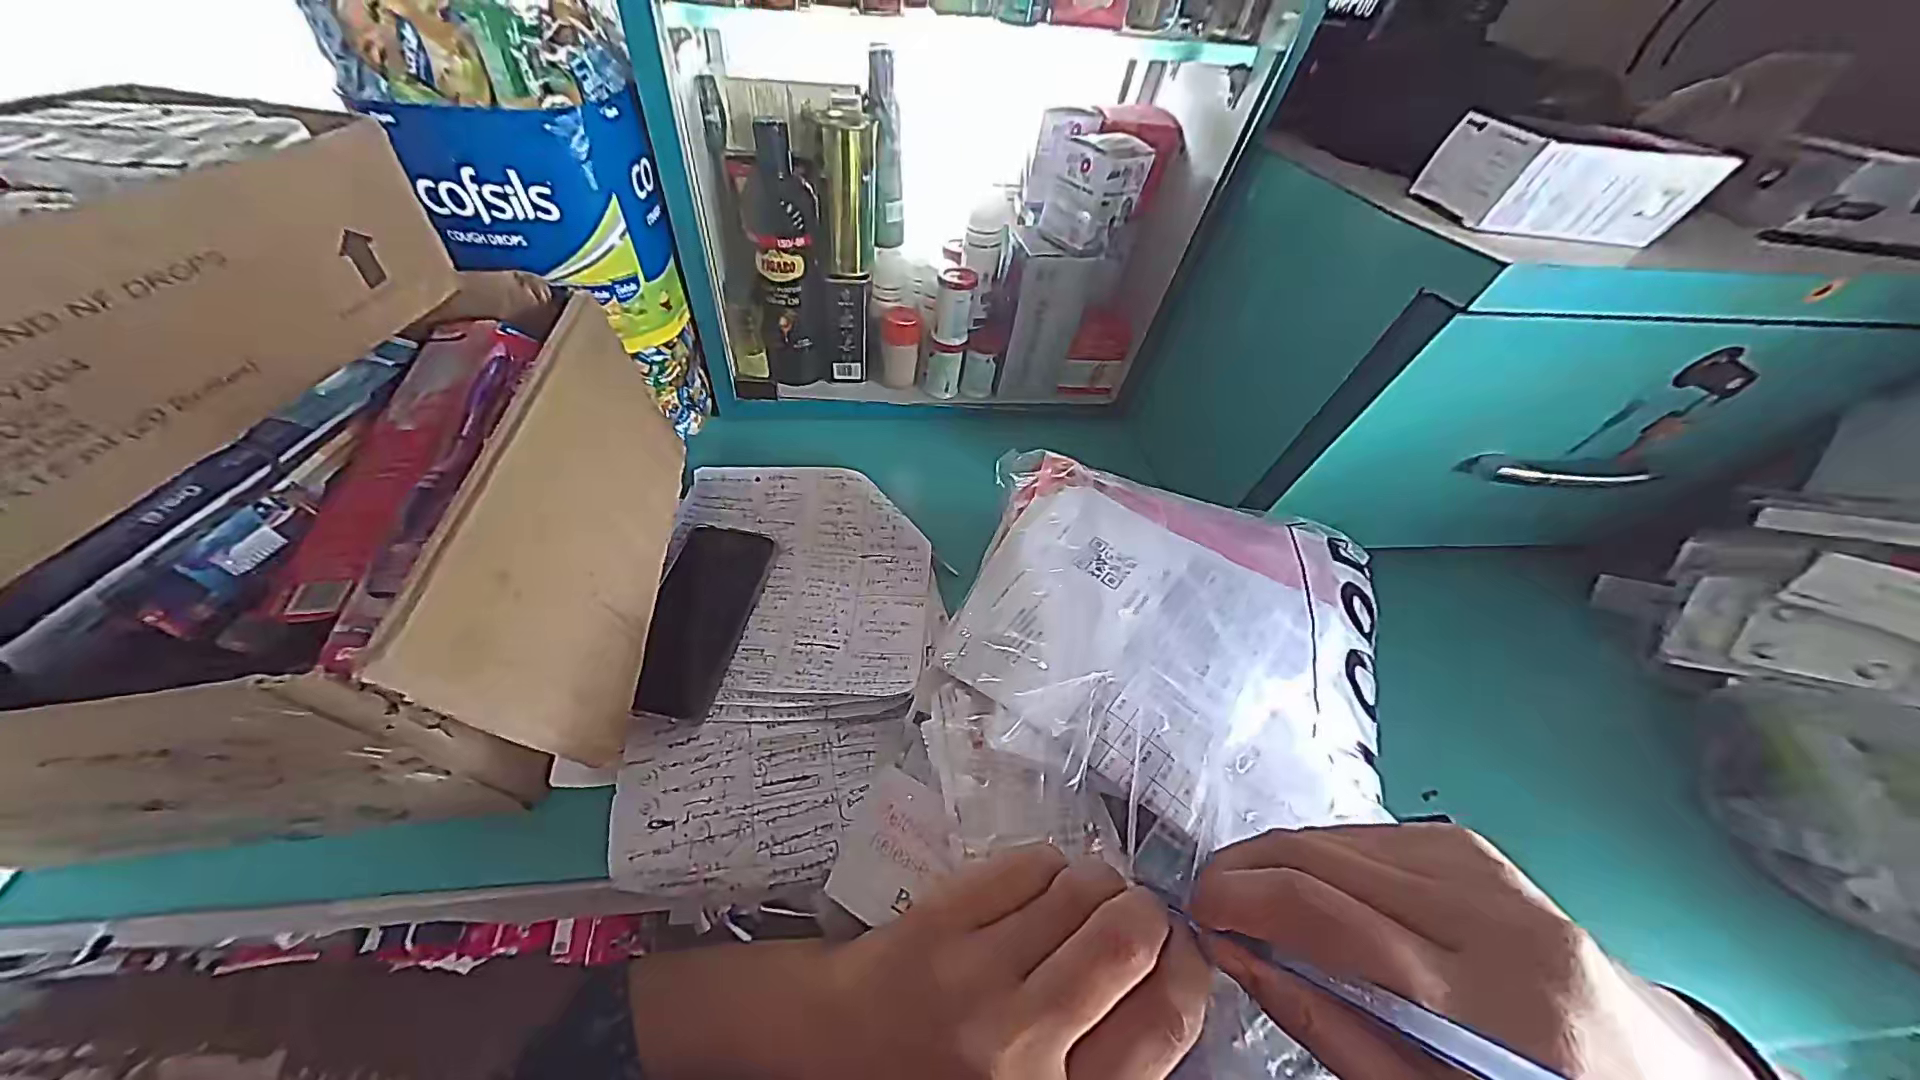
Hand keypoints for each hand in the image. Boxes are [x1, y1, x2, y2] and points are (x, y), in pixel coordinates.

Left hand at [823, 844, 1210, 1079]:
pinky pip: (1026, 864)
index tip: (1180, 943)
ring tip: (1085, 891)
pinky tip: (1039, 882)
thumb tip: (1164, 972)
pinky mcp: (939, 921)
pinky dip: (1048, 863)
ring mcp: (976, 974)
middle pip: (1129, 938)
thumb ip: (1105, 1054)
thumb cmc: (948, 1077)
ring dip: (1098, 878)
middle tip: (1134, 908)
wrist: (837, 1053)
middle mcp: (1023, 1046)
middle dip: (1146, 909)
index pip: (1165, 1021)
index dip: (1187, 965)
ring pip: (1080, 887)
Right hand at [1189, 824, 1757, 1079]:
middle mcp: (1489, 913)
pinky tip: (1314, 883)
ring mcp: (1484, 867)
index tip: (1200, 912)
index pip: (1322, 911)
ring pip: (1332, 835)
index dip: (1240, 899)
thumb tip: (1236, 954)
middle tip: (1211, 900)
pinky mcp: (1473, 846)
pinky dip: (1320, 853)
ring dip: (1275, 858)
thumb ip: (1325, 1024)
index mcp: (1490, 1000)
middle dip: (1243, 868)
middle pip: (1317, 855)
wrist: (1653, 1076)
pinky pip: (1364, 833)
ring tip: (1254, 895)